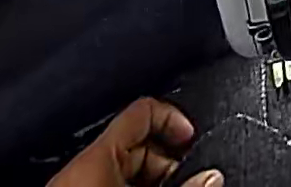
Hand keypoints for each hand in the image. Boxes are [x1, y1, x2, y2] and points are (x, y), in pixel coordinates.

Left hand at [48, 97, 218, 186]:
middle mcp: (78, 170)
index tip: (190, 138)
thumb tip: (212, 178)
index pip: (142, 111)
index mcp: (96, 157)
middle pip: (134, 143)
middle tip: (185, 180)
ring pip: (119, 171)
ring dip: (148, 181)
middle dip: (164, 160)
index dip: (172, 119)